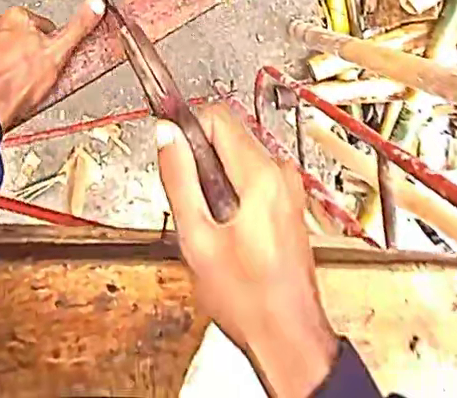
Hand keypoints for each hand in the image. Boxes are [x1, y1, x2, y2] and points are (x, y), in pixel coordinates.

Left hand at [0, 0, 103, 129]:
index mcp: (18, 17)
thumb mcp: (58, 54)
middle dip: (24, 52)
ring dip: (3, 61)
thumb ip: (78, 26)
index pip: (41, 27)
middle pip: (17, 36)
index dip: (48, 48)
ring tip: (11, 84)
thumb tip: (96, 5)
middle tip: (30, 76)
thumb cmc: (18, 84)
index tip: (46, 63)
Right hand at [157, 106, 338, 396]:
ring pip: (237, 153)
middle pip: (227, 133)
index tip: (171, 149)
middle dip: (199, 156)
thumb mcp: (197, 239)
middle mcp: (279, 172)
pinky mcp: (287, 198)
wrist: (290, 339)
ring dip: (214, 175)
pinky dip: (231, 188)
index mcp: (260, 176)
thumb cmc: (248, 299)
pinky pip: (250, 173)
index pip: (217, 116)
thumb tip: (166, 134)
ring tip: (208, 220)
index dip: (187, 129)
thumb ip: (179, 179)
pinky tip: (225, 226)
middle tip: (188, 199)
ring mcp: (287, 186)